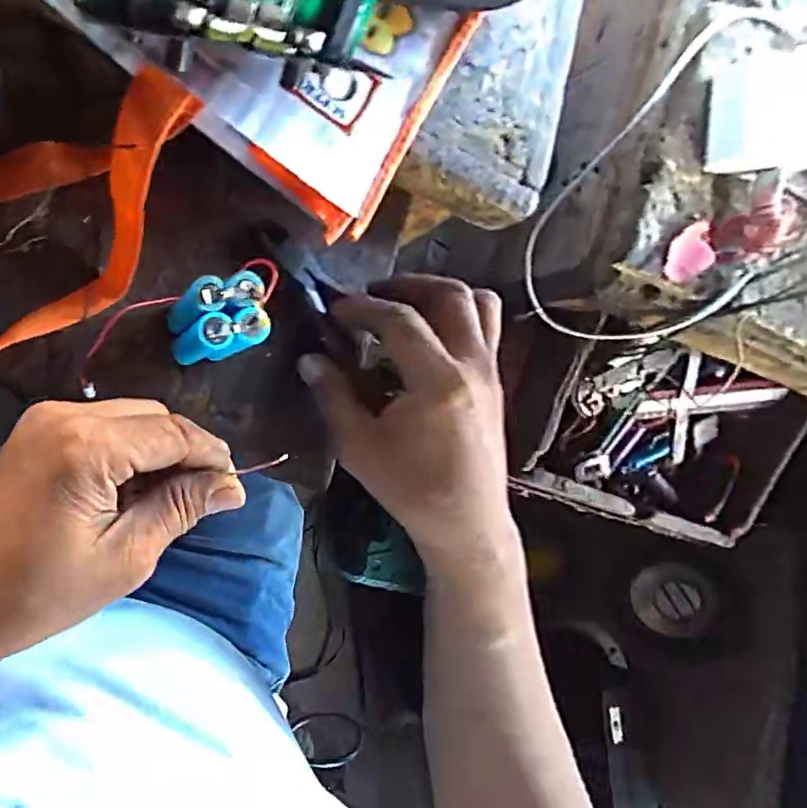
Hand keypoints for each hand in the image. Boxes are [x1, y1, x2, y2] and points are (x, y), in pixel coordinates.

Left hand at [0, 399, 245, 707]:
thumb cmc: (38, 595)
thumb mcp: (125, 557)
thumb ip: (180, 507)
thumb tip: (231, 486)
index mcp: (88, 446)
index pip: (173, 433)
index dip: (212, 457)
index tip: (233, 489)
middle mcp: (65, 414)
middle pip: (153, 416)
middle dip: (186, 451)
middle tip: (204, 496)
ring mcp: (44, 417)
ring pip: (128, 416)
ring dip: (157, 449)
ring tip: (168, 497)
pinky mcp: (34, 430)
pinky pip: (100, 425)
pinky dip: (126, 449)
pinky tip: (130, 487)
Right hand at [299, 276, 515, 565]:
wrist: (466, 522)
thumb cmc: (409, 488)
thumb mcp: (359, 445)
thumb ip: (334, 395)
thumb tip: (310, 359)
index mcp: (437, 381)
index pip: (400, 320)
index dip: (363, 307)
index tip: (335, 310)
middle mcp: (472, 365)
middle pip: (450, 295)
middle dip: (407, 285)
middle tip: (372, 295)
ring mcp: (490, 371)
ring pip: (479, 304)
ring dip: (439, 294)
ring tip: (406, 306)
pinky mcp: (495, 382)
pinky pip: (486, 327)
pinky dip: (457, 315)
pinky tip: (427, 337)